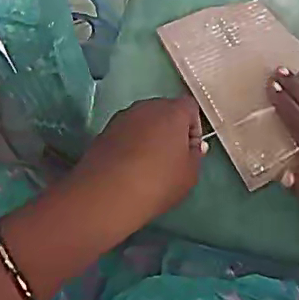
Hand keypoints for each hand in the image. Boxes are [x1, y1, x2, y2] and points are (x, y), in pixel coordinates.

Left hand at [64, 96, 205, 218]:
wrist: (108, 192)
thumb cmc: (158, 181)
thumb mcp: (189, 174)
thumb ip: (194, 155)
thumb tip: (191, 146)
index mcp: (172, 111)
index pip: (189, 107)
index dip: (193, 127)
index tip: (190, 150)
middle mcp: (146, 107)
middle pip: (164, 111)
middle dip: (170, 129)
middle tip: (171, 157)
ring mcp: (122, 117)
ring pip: (142, 121)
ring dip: (148, 135)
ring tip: (147, 164)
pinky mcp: (104, 131)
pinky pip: (125, 132)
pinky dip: (130, 143)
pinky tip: (129, 167)